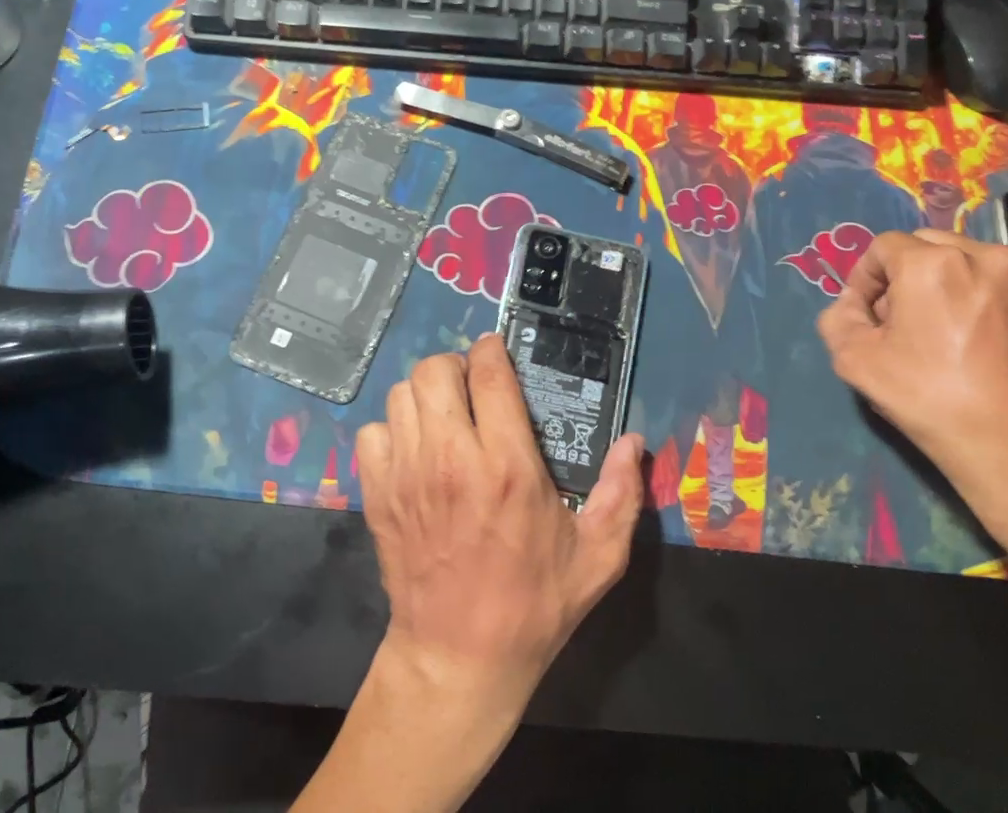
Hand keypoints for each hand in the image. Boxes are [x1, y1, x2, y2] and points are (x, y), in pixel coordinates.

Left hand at [356, 335, 644, 705]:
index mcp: (509, 466)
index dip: (492, 351)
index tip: (496, 353)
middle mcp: (452, 459)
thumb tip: (634, 442)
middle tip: (472, 389)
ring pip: (401, 395)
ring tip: (444, 417)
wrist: (460, 655)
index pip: (489, 375)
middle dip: (455, 367)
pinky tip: (413, 451)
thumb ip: (621, 493)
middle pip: (435, 371)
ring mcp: (408, 475)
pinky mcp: (378, 495)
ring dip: (424, 396)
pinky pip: (373, 432)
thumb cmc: (535, 604)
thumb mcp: (599, 556)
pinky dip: (391, 431)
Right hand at [815, 230, 1007, 572]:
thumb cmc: (930, 401)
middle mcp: (988, 255)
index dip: (865, 277)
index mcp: (933, 263)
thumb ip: (838, 318)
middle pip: (930, 246)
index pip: (883, 246)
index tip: (865, 314)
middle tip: (901, 321)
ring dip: (950, 285)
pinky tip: (985, 345)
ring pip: (974, 262)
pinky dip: (990, 303)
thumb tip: (854, 304)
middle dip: (907, 275)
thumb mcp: (854, 362)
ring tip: (946, 333)